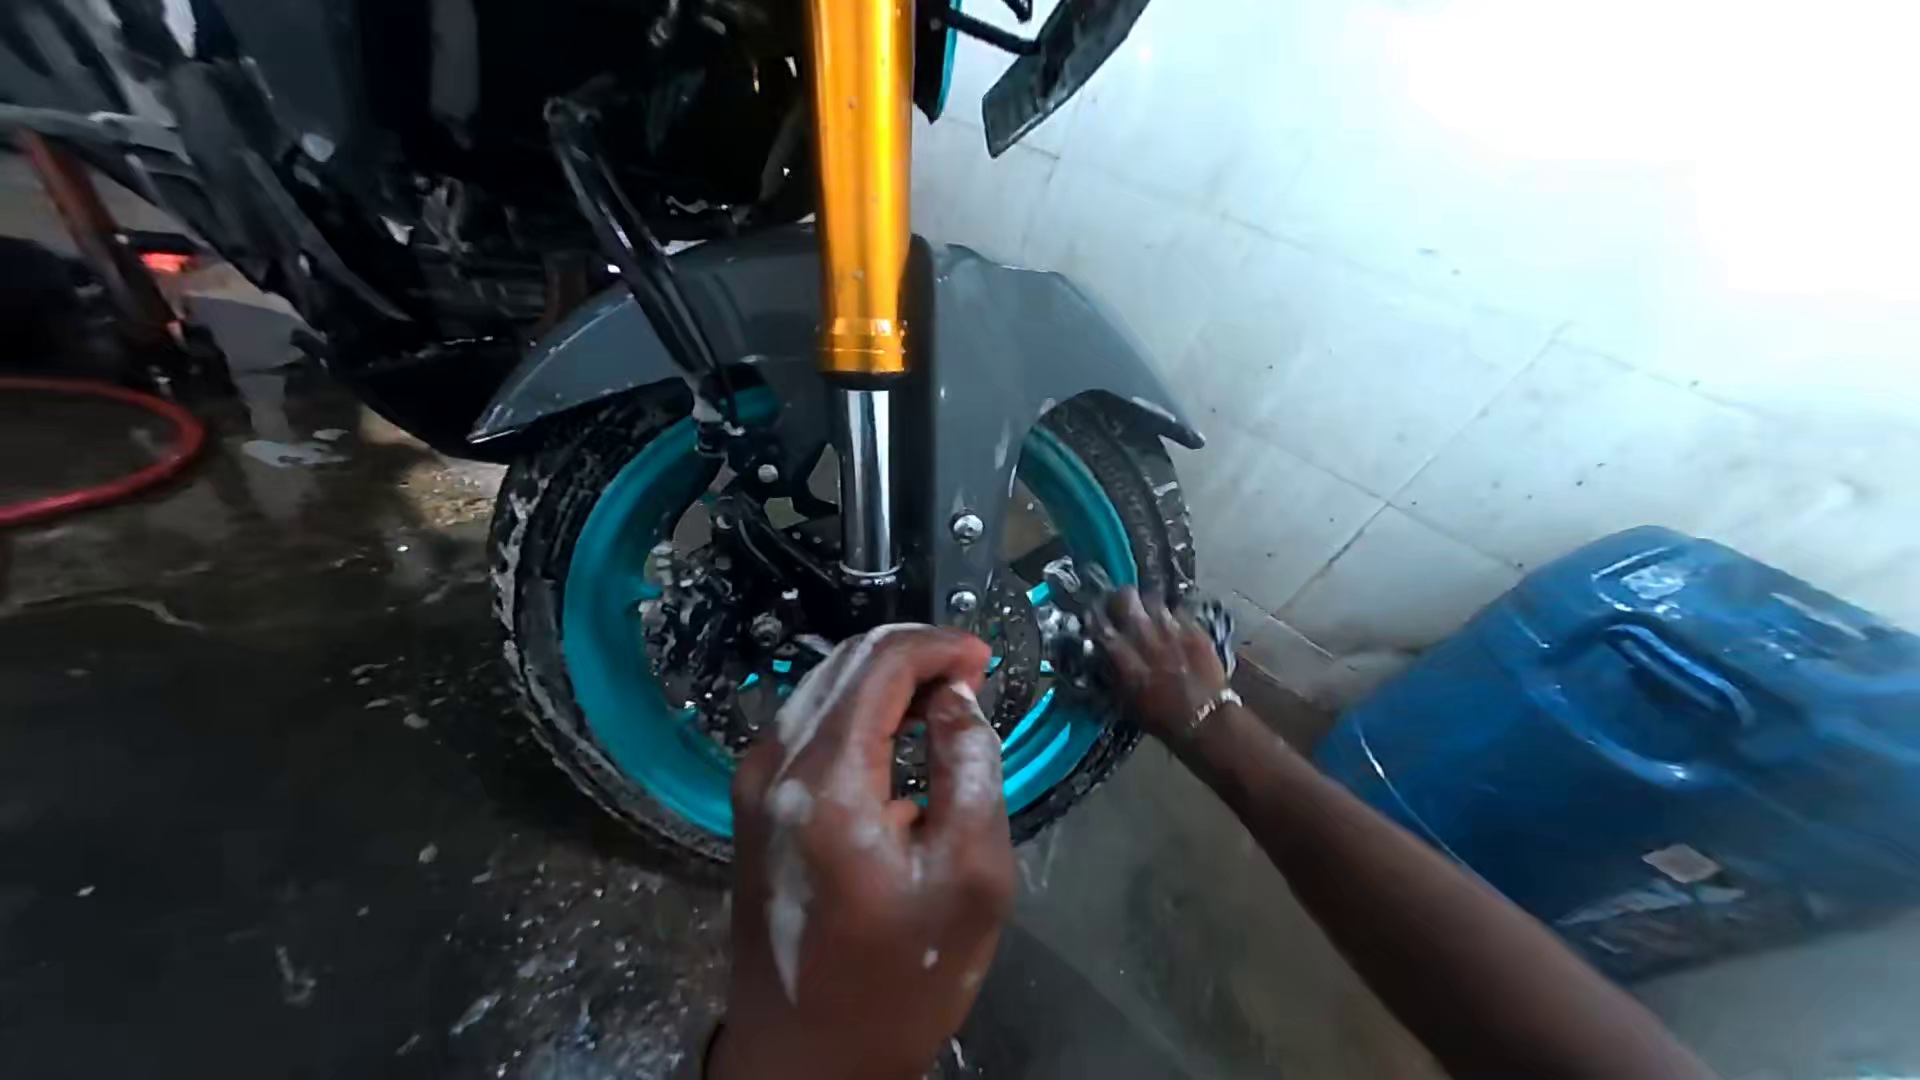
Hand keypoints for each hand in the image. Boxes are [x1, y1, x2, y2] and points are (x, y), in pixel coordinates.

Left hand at [712, 625, 1013, 1079]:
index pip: (880, 663)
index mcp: (825, 780)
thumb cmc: (898, 979)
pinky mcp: (757, 791)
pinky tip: (902, 725)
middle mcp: (776, 760)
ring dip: (891, 676)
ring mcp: (757, 774)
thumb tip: (955, 696)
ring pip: (830, 682)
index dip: (937, 646)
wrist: (803, 1060)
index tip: (983, 658)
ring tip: (946, 698)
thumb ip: (970, 765)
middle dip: (916, 654)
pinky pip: (815, 714)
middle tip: (970, 676)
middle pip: (849, 662)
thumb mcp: (970, 876)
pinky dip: (865, 704)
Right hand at [1099, 588, 1231, 743]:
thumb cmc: (1160, 717)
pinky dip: (1172, 615)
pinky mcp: (1194, 628)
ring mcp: (1170, 628)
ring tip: (1150, 615)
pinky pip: (1177, 609)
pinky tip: (1173, 626)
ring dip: (1147, 605)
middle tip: (1124, 607)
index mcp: (1121, 654)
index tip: (1097, 617)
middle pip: (1125, 597)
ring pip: (1152, 598)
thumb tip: (1103, 652)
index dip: (1096, 615)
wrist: (1206, 721)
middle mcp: (1142, 634)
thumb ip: (1111, 669)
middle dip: (1121, 598)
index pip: (1099, 621)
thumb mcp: (1123, 697)